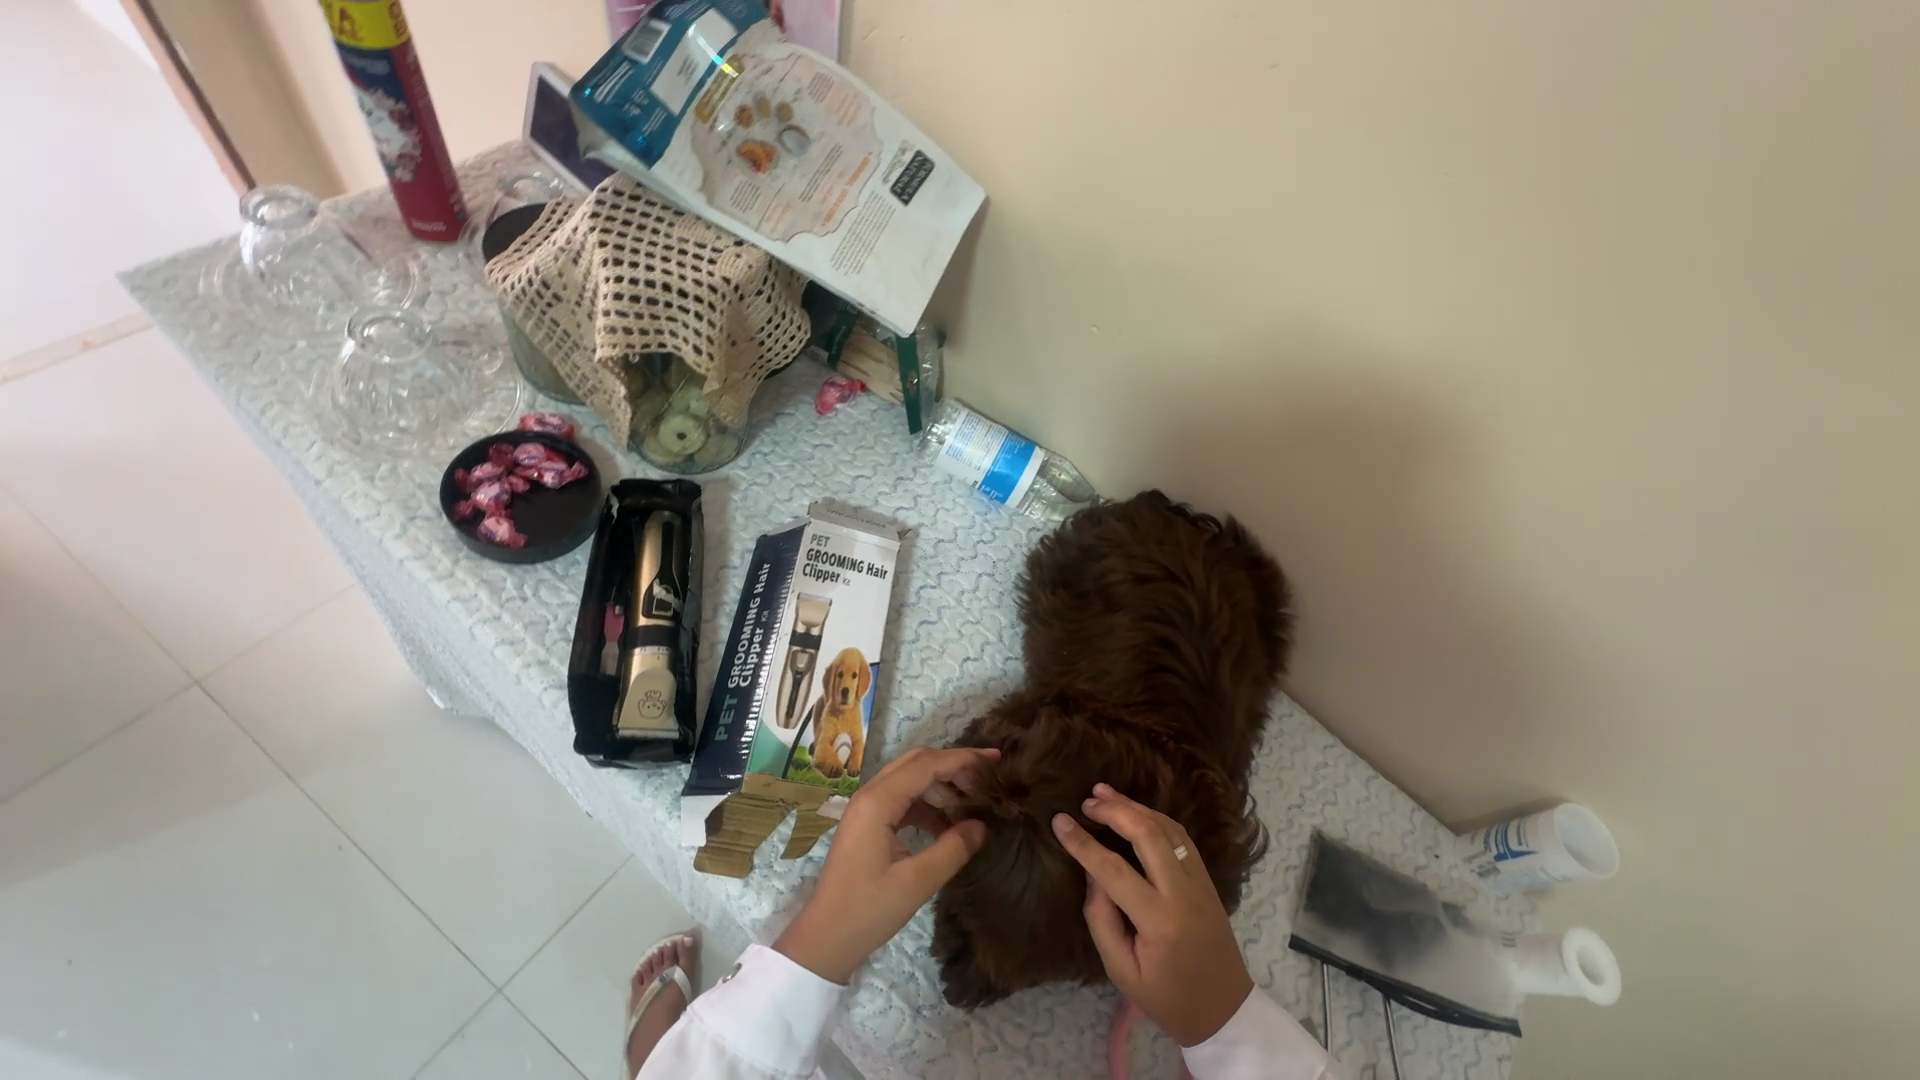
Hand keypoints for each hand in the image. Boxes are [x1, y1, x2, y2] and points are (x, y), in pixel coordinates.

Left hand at [775, 746, 997, 983]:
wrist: (825, 938)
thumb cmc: (868, 910)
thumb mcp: (917, 882)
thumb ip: (952, 849)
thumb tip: (982, 826)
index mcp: (877, 802)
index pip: (926, 764)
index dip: (962, 759)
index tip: (995, 760)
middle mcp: (870, 795)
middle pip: (917, 762)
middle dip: (953, 766)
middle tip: (987, 781)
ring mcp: (867, 808)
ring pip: (910, 779)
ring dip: (942, 786)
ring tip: (973, 806)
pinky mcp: (868, 823)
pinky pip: (903, 799)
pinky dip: (928, 804)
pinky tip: (949, 825)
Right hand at [1052, 784, 1254, 1046]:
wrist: (1225, 1011)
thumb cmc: (1167, 998)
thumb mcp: (1121, 970)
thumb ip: (1101, 918)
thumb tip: (1091, 872)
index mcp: (1158, 920)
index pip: (1113, 869)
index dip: (1082, 842)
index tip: (1059, 821)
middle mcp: (1182, 893)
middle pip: (1148, 833)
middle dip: (1114, 810)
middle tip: (1085, 802)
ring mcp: (1200, 882)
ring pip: (1168, 828)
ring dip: (1135, 807)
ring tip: (1104, 794)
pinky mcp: (1207, 879)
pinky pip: (1181, 837)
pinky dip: (1155, 817)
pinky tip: (1135, 811)